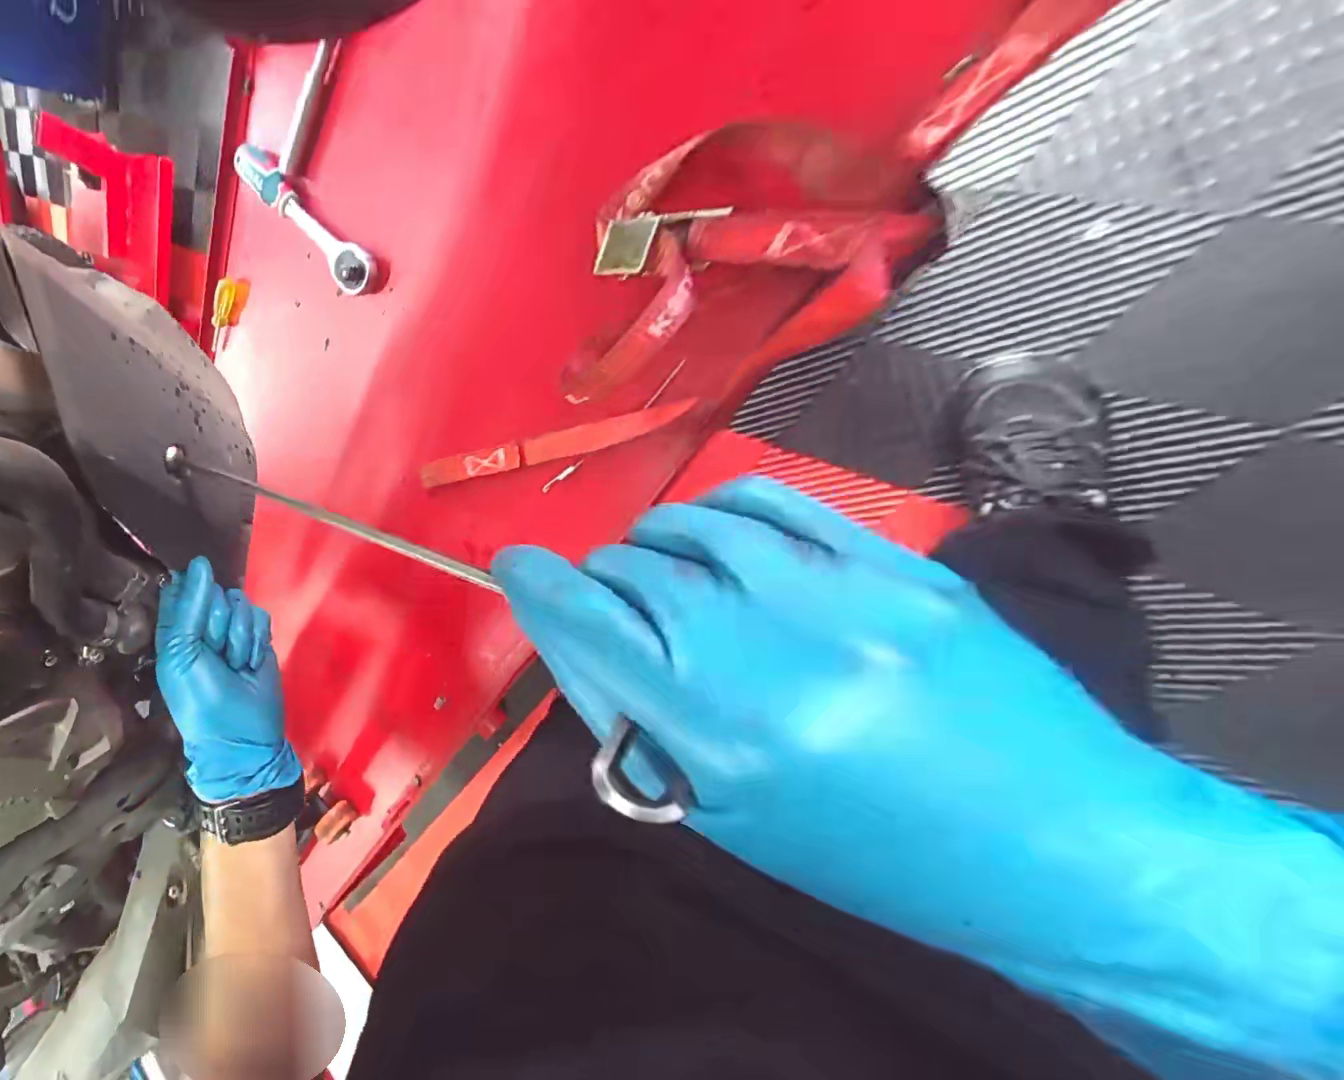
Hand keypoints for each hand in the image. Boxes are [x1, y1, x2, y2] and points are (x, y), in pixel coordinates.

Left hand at [155, 556, 300, 803]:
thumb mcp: (182, 656)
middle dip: (219, 625)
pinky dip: (257, 640)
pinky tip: (252, 662)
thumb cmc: (201, 700)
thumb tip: (198, 563)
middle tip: (218, 655)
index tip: (199, 628)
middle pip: (215, 593)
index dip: (194, 601)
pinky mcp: (259, 637)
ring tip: (237, 665)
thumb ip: (188, 609)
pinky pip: (261, 616)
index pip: (183, 590)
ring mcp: (233, 630)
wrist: (244, 736)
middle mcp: (203, 625)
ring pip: (240, 603)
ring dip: (240, 637)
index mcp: (175, 630)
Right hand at [492, 476, 1343, 1076]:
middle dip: (600, 578)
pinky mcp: (892, 565)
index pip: (587, 622)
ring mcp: (836, 596)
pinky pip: (770, 500)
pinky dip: (718, 509)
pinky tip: (715, 533)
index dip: (536, 583)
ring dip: (654, 543)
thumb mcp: (714, 805)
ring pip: (689, 526)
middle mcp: (764, 650)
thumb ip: (624, 709)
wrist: (1054, 845)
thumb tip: (566, 631)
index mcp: (712, 729)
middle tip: (615, 601)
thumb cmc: (856, 847)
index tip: (517, 565)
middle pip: (632, 569)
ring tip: (668, 571)